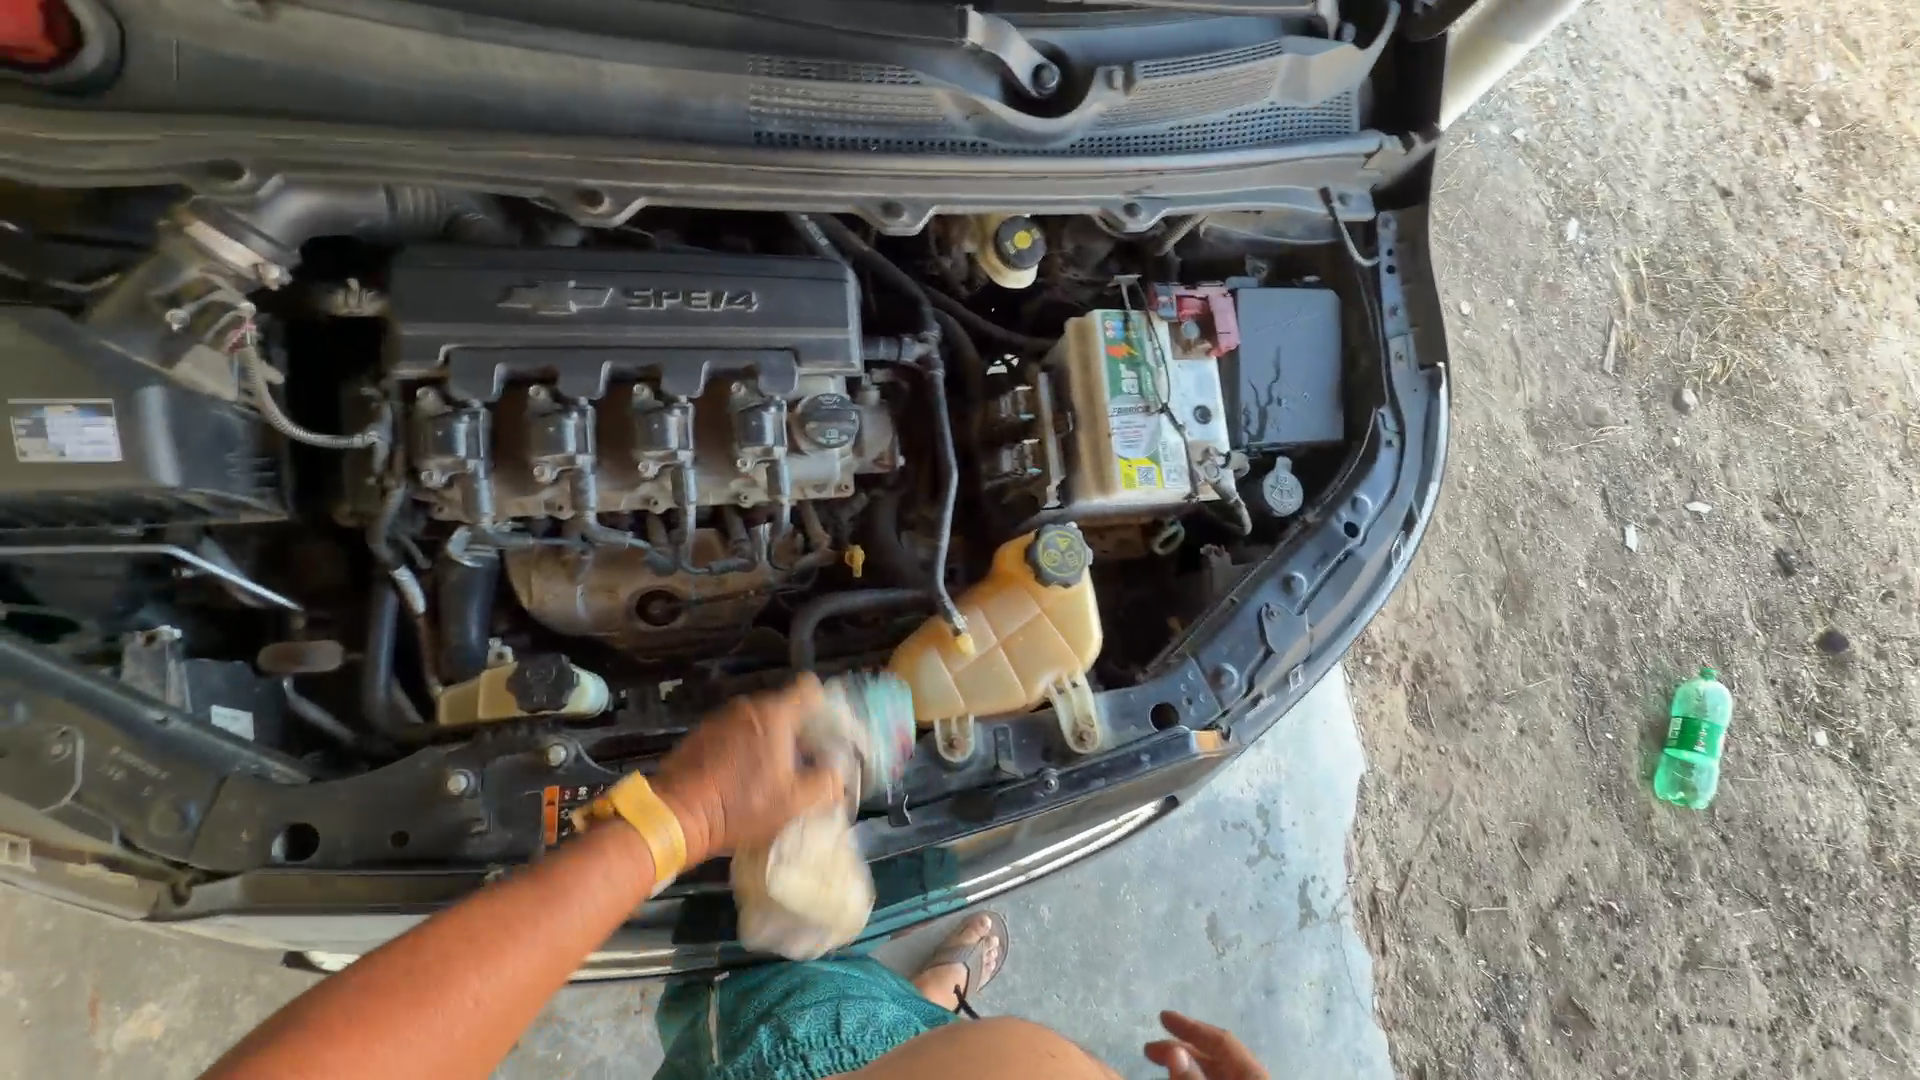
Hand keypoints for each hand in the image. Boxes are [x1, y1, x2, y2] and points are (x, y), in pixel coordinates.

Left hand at [650, 675, 845, 866]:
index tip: (826, 732)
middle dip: (797, 733)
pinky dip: (742, 749)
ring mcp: (720, 717)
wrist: (675, 815)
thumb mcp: (794, 802)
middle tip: (802, 764)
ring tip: (769, 776)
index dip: (823, 707)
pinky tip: (739, 778)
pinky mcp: (700, 733)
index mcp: (776, 713)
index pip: (809, 689)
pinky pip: (734, 733)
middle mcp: (748, 706)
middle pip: (784, 709)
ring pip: (757, 722)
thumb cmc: (741, 804)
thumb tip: (838, 775)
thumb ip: (826, 783)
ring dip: (768, 742)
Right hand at [1144, 1011, 1267, 1079]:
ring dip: (1187, 1066)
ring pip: (1217, 1074)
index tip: (1162, 1017)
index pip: (1222, 1040)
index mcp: (1254, 1073)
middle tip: (1149, 1050)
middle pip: (1217, 1057)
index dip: (1191, 1026)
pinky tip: (1179, 1078)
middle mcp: (1253, 1076)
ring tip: (1161, 1065)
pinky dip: (1196, 1079)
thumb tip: (1174, 1050)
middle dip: (1182, 1049)